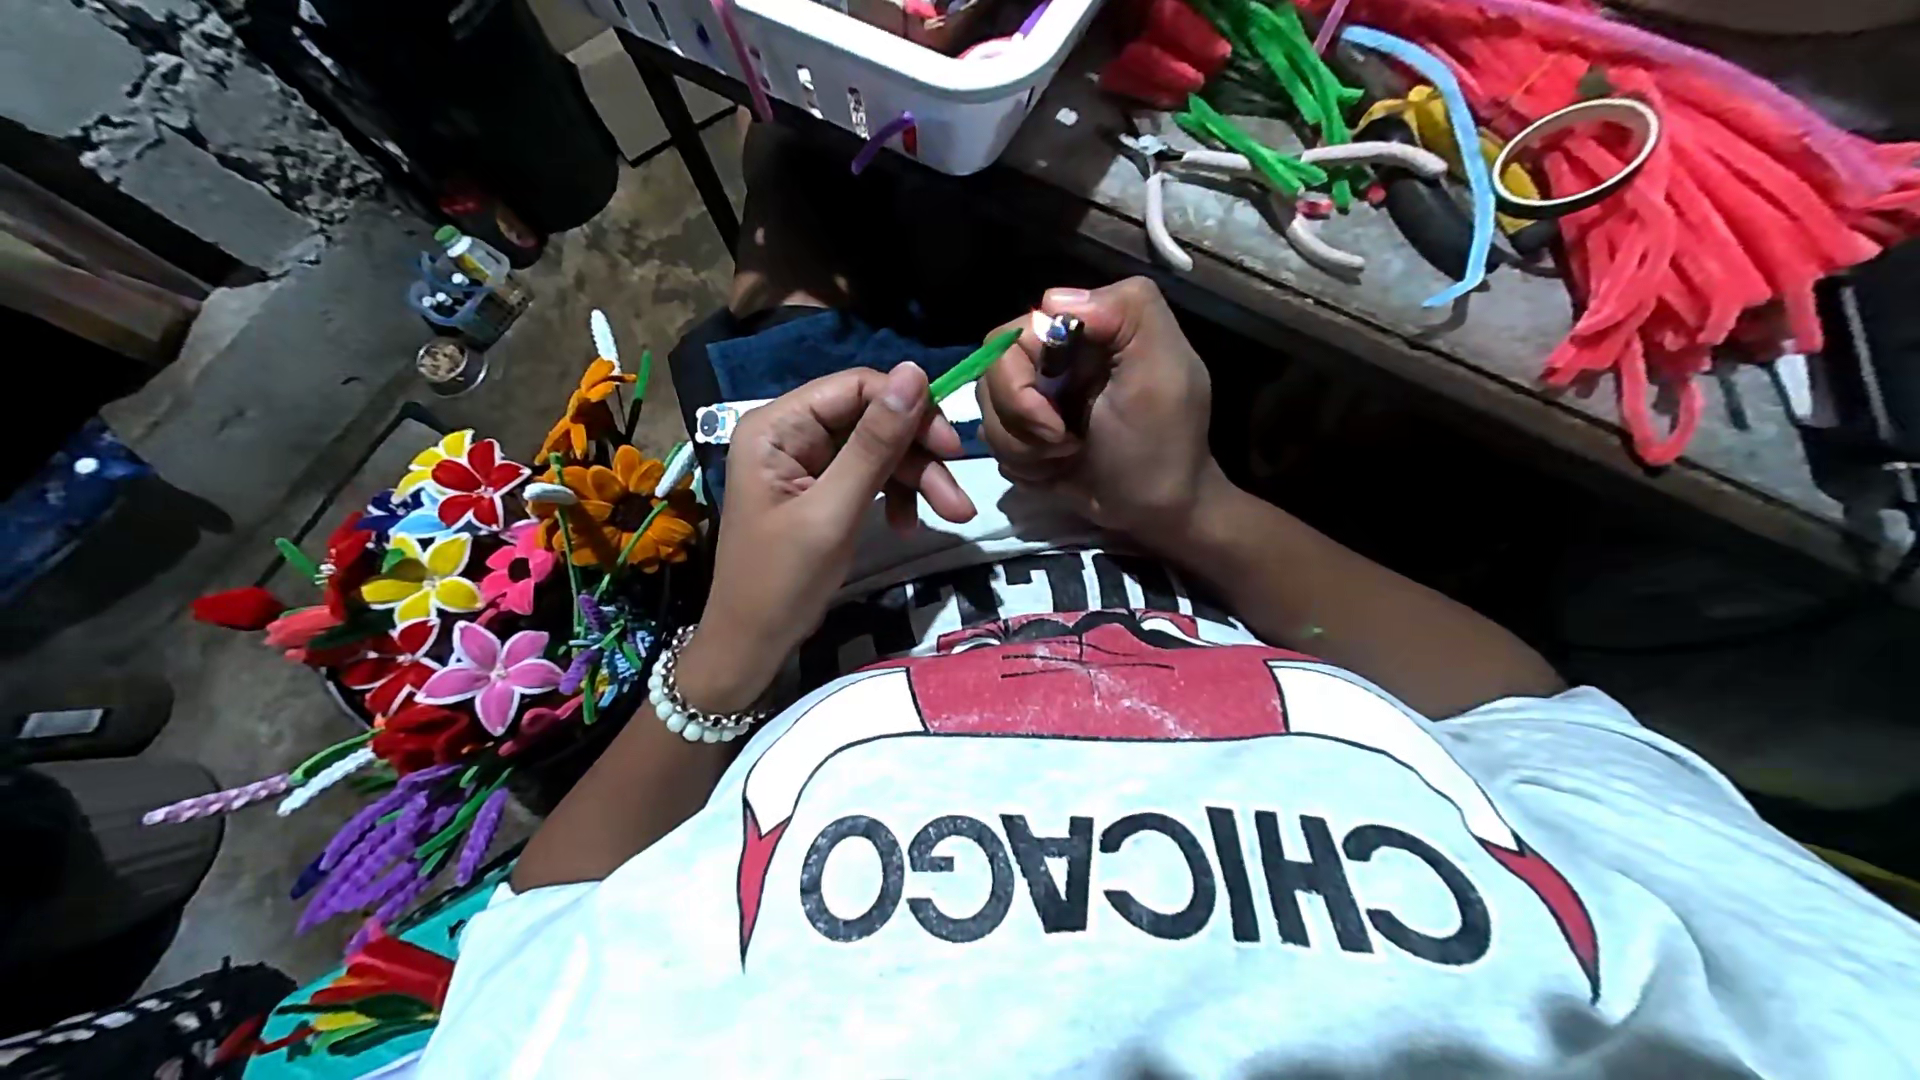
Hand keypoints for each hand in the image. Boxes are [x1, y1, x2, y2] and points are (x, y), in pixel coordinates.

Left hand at [680, 363, 975, 710]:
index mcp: (778, 426)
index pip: (856, 388)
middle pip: (874, 420)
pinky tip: (909, 526)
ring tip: (953, 516)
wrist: (754, 643)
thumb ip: (875, 444)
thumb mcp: (834, 511)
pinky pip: (872, 475)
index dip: (909, 409)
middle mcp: (793, 432)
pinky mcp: (824, 487)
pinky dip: (898, 496)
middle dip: (920, 457)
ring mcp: (809, 460)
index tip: (951, 448)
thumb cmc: (782, 580)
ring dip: (919, 480)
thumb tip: (916, 372)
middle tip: (957, 499)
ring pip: (880, 449)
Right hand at [978, 277, 1222, 553]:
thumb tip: (1052, 299)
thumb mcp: (1163, 369)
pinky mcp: (1025, 437)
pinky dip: (1024, 466)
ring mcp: (1034, 400)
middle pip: (990, 375)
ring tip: (1065, 457)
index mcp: (1082, 334)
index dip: (1019, 382)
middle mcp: (1051, 360)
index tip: (1056, 418)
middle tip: (1063, 444)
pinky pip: (993, 445)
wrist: (1155, 511)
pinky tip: (1056, 470)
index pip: (1012, 337)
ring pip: (987, 414)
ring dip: (1023, 448)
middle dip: (1021, 421)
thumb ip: (1129, 311)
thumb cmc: (1162, 441)